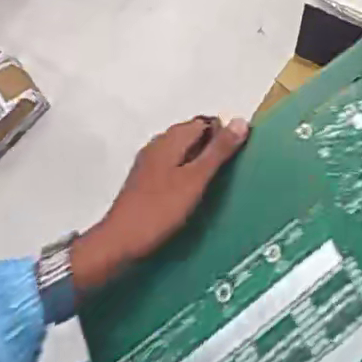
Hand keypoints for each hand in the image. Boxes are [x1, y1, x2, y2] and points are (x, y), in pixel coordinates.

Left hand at [71, 116, 248, 293]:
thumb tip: (240, 120)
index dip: (222, 136)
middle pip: (192, 135)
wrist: (120, 241)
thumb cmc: (160, 209)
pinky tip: (190, 196)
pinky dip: (184, 175)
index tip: (235, 160)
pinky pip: (171, 166)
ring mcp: (149, 161)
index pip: (204, 122)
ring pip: (181, 152)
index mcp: (171, 138)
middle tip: (226, 176)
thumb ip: (218, 151)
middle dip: (211, 149)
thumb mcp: (195, 180)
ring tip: (212, 188)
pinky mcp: (144, 179)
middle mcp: (158, 143)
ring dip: (198, 163)